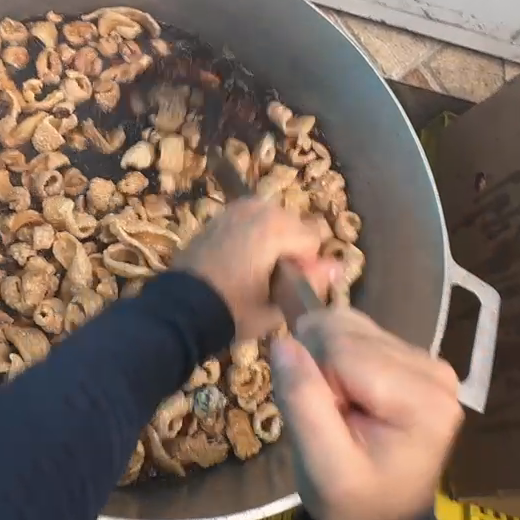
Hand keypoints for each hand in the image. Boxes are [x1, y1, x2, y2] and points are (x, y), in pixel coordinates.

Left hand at [174, 199, 322, 339]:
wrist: (181, 308)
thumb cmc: (233, 310)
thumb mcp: (278, 305)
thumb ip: (312, 282)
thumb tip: (339, 265)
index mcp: (274, 227)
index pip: (312, 239)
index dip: (306, 266)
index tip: (288, 287)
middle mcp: (256, 209)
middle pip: (293, 225)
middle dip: (290, 248)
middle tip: (272, 281)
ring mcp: (234, 209)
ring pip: (273, 220)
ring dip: (273, 241)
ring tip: (257, 272)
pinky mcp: (219, 216)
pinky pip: (251, 221)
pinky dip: (253, 236)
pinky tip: (241, 262)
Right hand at [270, 306, 461, 519]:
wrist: (380, 517)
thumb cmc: (354, 499)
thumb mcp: (323, 467)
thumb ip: (304, 402)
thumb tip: (284, 343)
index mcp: (423, 400)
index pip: (341, 349)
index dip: (317, 378)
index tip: (325, 419)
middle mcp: (433, 370)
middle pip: (345, 331)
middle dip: (320, 365)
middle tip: (328, 413)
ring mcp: (425, 359)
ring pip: (346, 324)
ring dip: (324, 358)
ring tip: (335, 403)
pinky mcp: (410, 354)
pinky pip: (353, 328)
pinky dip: (334, 353)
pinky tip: (344, 388)